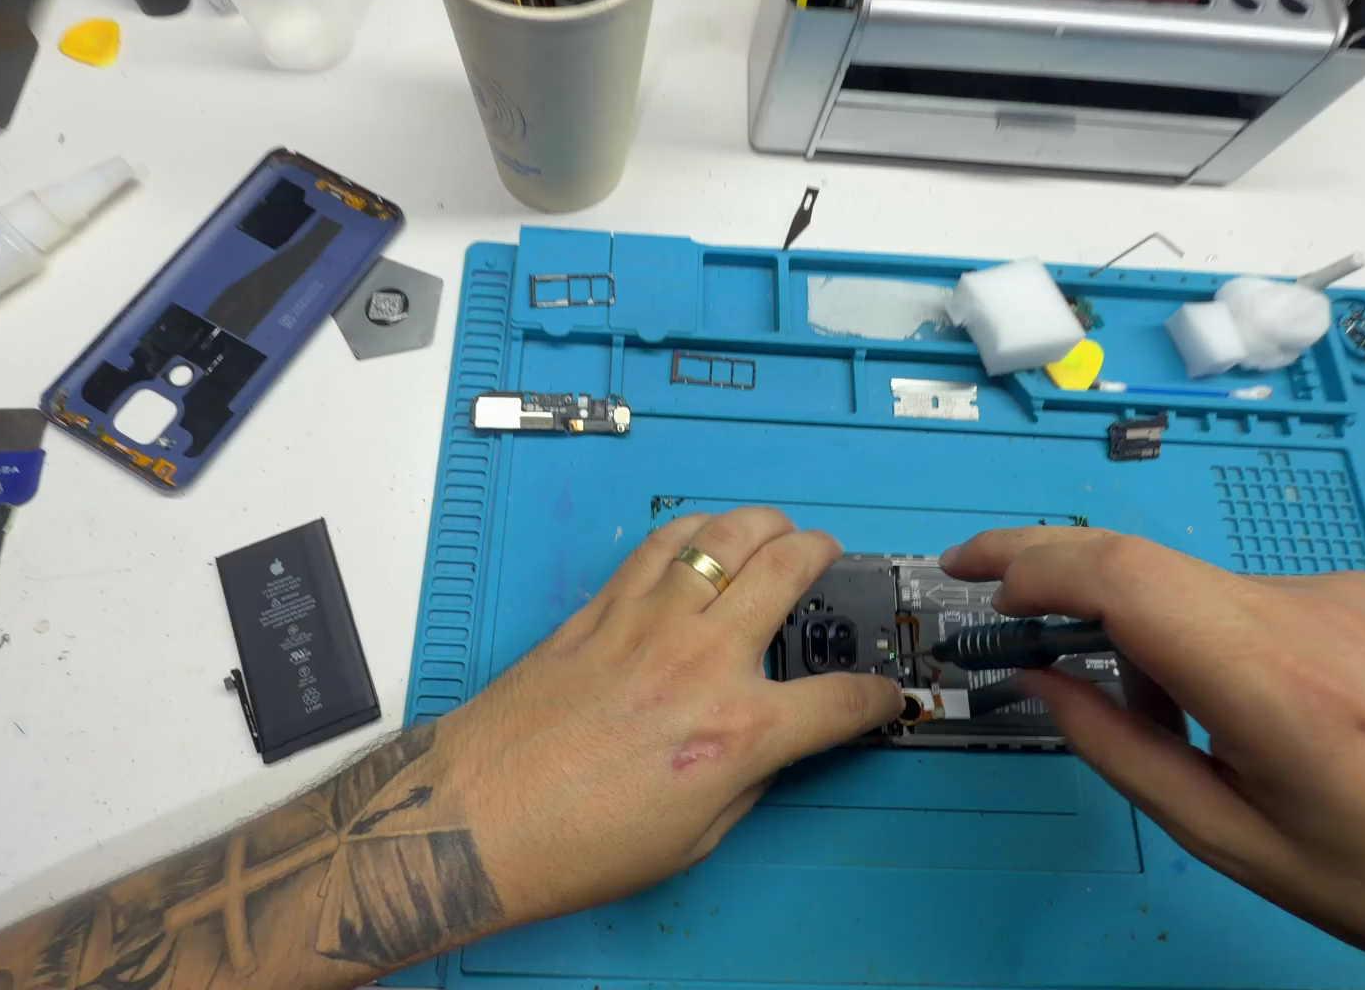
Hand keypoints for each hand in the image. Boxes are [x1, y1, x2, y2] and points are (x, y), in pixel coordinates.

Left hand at [436, 507, 901, 922]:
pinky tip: (702, 536)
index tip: (880, 692)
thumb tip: (777, 739)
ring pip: (724, 537)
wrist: (483, 814)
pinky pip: (659, 545)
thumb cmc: (580, 841)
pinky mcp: (606, 607)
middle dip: (825, 555)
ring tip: (775, 529)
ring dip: (763, 523)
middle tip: (828, 556)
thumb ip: (751, 774)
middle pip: (788, 571)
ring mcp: (650, 622)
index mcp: (736, 731)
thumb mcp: (696, 836)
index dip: (875, 696)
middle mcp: (701, 659)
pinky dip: (693, 530)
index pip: (839, 701)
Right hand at [948, 527, 1364, 989]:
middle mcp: (1312, 613)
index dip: (1029, 563)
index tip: (979, 584)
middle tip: (986, 587)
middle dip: (1041, 563)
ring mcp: (1345, 593)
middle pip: (1134, 554)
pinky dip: (1191, 626)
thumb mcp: (1236, 843)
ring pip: (1181, 579)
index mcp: (1281, 688)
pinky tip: (1229, 695)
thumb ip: (1117, 751)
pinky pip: (1235, 592)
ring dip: (1130, 622)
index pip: (1121, 575)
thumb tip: (1038, 680)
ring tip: (1163, 712)